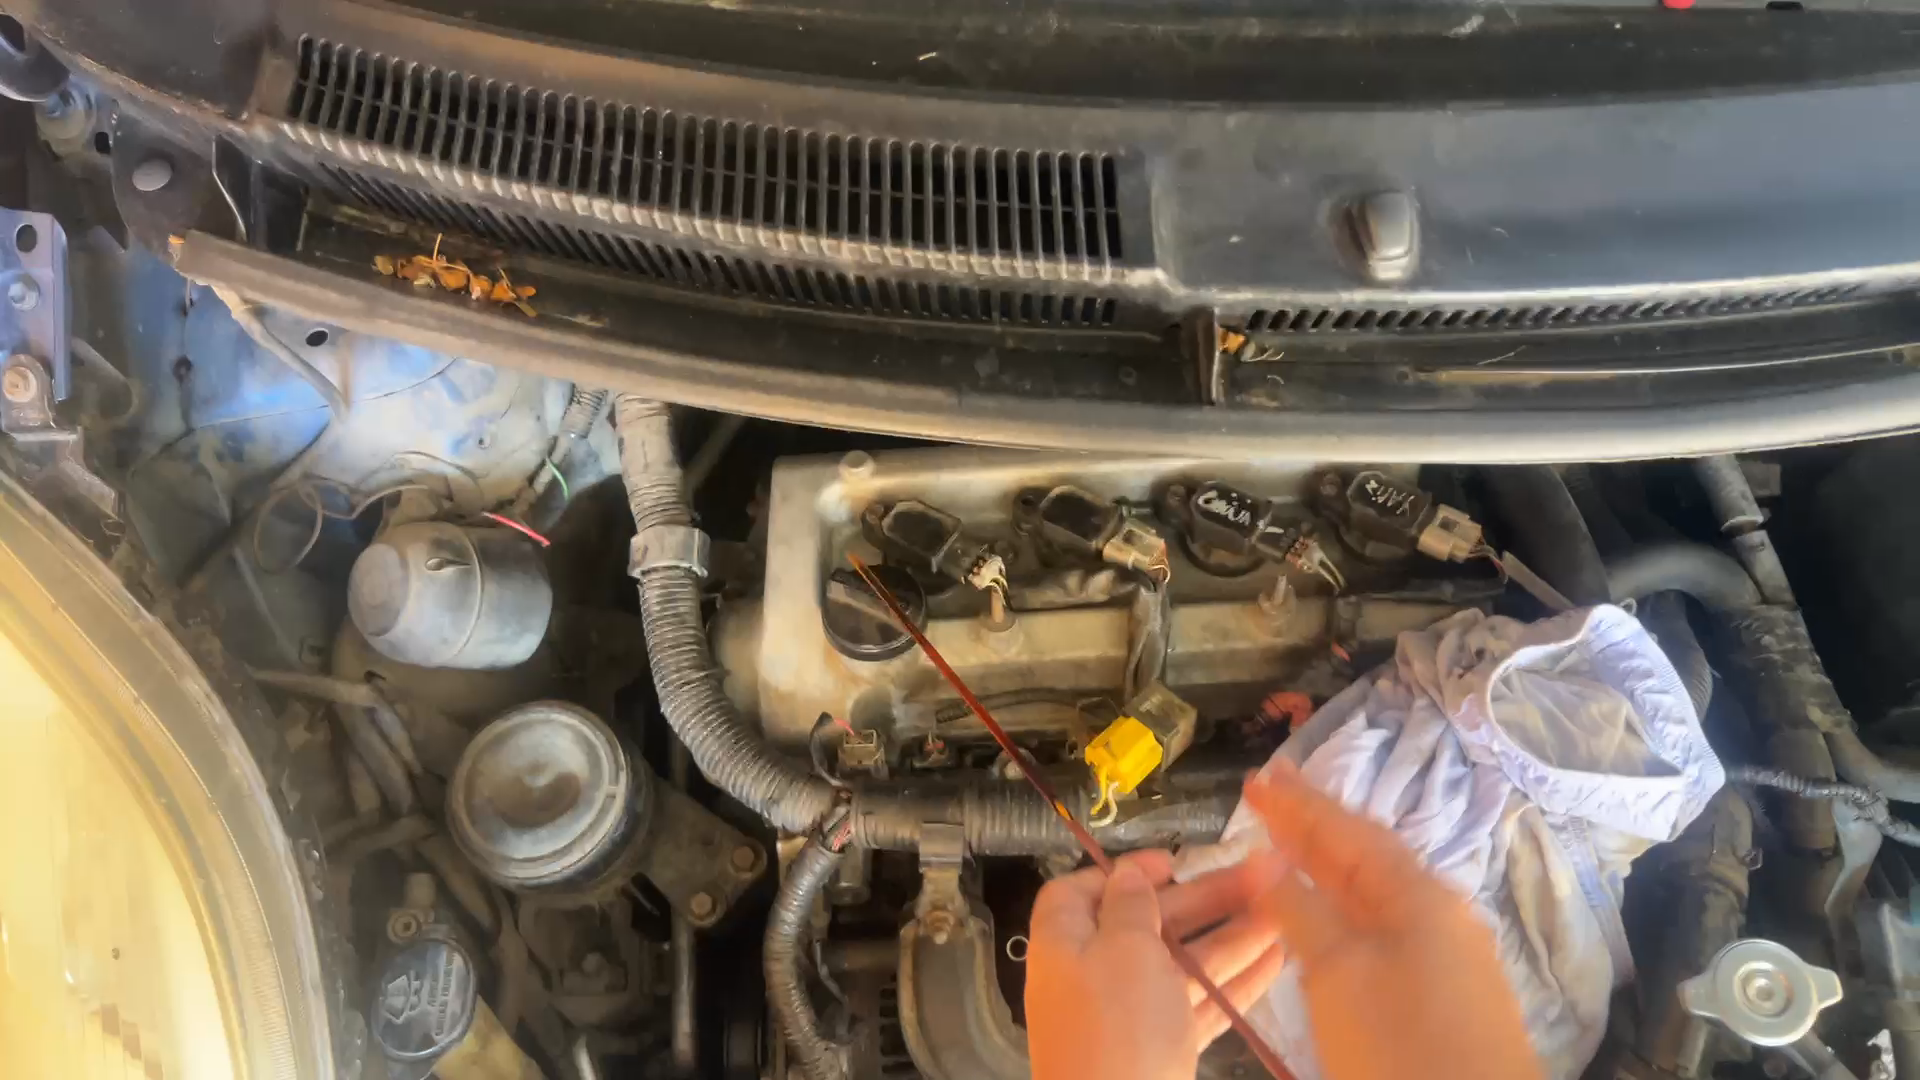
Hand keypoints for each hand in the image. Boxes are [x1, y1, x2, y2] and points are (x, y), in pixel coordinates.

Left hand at [1026, 849, 1287, 1079]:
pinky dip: (1230, 985)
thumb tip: (1127, 872)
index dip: (1128, 871)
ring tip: (1282, 917)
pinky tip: (1274, 964)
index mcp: (1065, 938)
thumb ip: (1131, 904)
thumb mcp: (1123, 948)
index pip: (1086, 887)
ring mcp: (1126, 1016)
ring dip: (1229, 939)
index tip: (1175, 863)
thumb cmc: (1116, 1027)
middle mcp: (1091, 971)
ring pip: (1180, 964)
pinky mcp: (1158, 1051)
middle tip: (1255, 880)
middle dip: (1203, 902)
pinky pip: (1194, 1006)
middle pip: (1147, 922)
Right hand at [1243, 764, 1543, 1079]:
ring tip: (1282, 834)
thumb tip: (1262, 857)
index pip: (1346, 830)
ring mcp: (1443, 952)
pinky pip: (1378, 919)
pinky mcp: (1439, 989)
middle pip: (1361, 851)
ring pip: (1370, 886)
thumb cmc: (1400, 1052)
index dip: (1296, 803)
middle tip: (1266, 789)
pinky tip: (1319, 900)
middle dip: (1310, 820)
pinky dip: (1339, 897)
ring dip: (1322, 857)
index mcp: (1418, 896)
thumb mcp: (1337, 974)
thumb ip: (1297, 906)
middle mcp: (1436, 912)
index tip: (1255, 778)